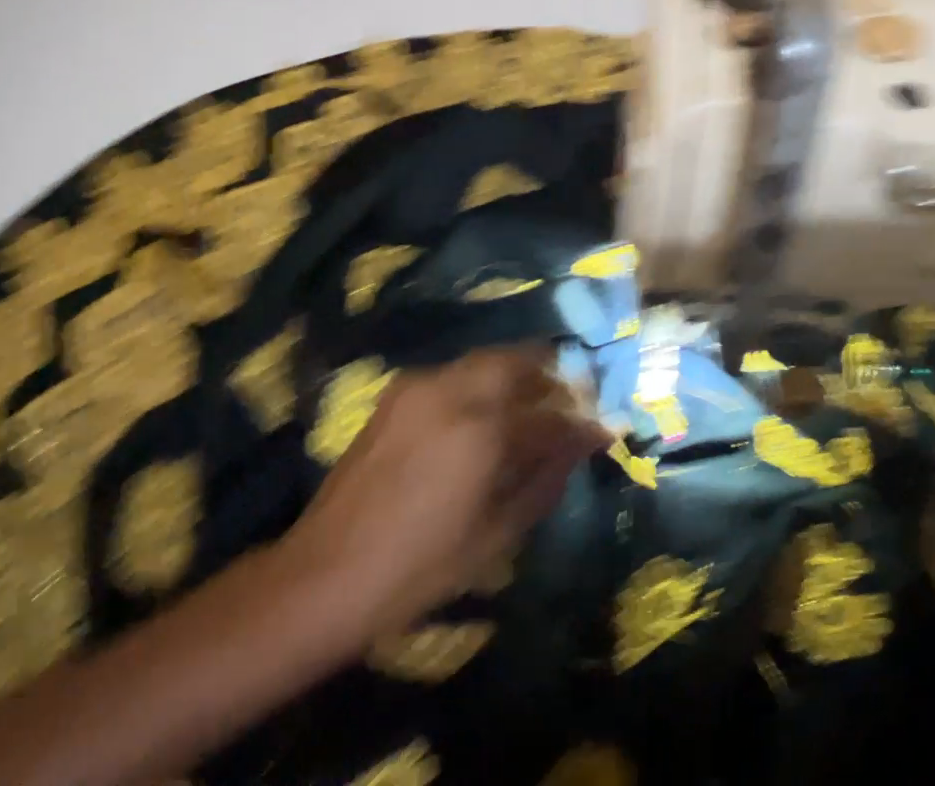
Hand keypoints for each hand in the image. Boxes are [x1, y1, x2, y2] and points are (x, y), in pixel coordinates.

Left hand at [278, 347, 610, 640]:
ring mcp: (417, 388)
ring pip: (483, 362)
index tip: (606, 427)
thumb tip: (588, 439)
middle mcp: (451, 391)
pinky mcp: (394, 396)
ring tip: (535, 406)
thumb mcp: (499, 530)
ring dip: (516, 375)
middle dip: (551, 375)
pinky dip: (482, 383)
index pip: (552, 411)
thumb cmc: (423, 567)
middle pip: (516, 361)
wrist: (328, 573)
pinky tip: (488, 415)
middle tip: (572, 402)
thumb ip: (547, 475)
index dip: (584, 419)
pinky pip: (453, 374)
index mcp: (482, 429)